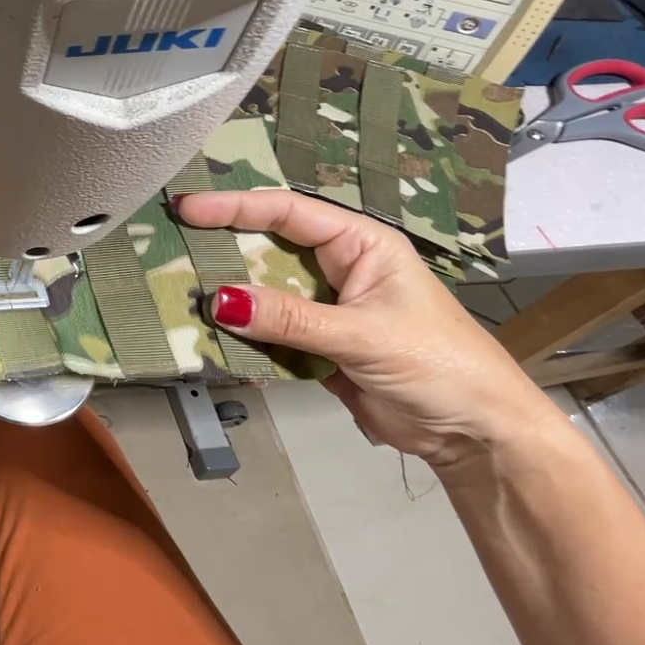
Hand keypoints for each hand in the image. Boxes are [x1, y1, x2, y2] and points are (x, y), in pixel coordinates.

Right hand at [175, 189, 564, 468]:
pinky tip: (205, 329)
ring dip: (223, 290)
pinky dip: (236, 330)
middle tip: (168, 241)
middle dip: (219, 243)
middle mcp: (335, 266)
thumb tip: (217, 299)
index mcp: (360, 244)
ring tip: (174, 284)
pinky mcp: (310, 342)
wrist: (475, 437)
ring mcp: (320, 304)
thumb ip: (290, 318)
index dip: (235, 207)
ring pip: (258, 287)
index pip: (287, 212)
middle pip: (265, 244)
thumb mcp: (364, 336)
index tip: (188, 210)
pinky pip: (262, 327)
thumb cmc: (442, 367)